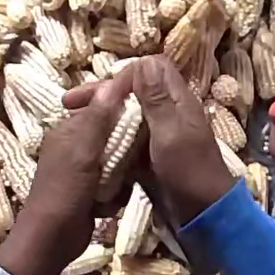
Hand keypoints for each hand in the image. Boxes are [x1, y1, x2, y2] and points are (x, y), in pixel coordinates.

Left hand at [0, 77, 130, 274]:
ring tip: (119, 185)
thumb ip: (99, 117)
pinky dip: (116, 192)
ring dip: (122, 174)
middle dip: (126, 147)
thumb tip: (115, 80)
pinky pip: (115, 182)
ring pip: (118, 159)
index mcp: (68, 128)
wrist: (52, 239)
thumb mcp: (83, 150)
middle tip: (131, 159)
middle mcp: (75, 144)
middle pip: (114, 132)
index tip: (146, 110)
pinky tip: (111, 203)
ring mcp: (83, 169)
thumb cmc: (65, 190)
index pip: (101, 104)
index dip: (123, 104)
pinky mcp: (91, 190)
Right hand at [67, 56, 234, 227]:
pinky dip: (109, 137)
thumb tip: (144, 60)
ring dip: (103, 115)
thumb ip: (158, 99)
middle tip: (70, 103)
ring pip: (127, 114)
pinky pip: (126, 138)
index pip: (151, 68)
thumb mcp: (171, 133)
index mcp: (178, 101)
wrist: (204, 214)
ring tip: (74, 122)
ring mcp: (159, 134)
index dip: (124, 74)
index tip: (99, 91)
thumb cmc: (189, 171)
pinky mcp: (150, 155)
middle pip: (134, 90)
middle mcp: (168, 112)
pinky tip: (89, 144)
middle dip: (103, 94)